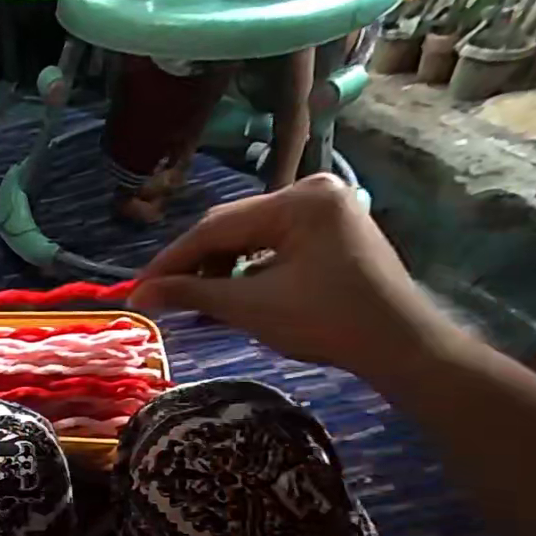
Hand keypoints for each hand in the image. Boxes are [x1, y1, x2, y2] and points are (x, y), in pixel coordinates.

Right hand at [130, 175, 469, 381]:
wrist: (397, 345)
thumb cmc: (326, 323)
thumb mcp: (250, 307)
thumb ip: (192, 294)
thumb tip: (140, 296)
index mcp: (298, 200)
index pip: (215, 226)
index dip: (171, 261)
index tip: (138, 289)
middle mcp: (310, 190)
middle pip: (232, 227)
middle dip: (194, 264)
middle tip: (160, 297)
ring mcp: (323, 208)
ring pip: (249, 236)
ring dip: (217, 268)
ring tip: (192, 300)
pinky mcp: (328, 230)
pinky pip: (271, 244)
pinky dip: (245, 269)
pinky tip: (226, 292)